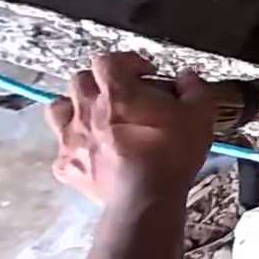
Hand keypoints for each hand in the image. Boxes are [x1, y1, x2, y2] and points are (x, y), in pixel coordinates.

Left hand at [46, 53, 215, 207]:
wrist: (146, 197)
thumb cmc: (173, 152)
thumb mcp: (200, 114)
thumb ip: (194, 89)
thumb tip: (187, 77)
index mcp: (119, 93)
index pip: (108, 60)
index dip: (127, 61)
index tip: (145, 72)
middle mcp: (88, 110)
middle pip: (80, 79)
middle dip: (102, 81)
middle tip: (124, 93)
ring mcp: (71, 138)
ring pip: (58, 108)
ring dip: (77, 106)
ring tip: (98, 117)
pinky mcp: (66, 165)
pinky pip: (62, 146)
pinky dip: (77, 143)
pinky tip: (96, 151)